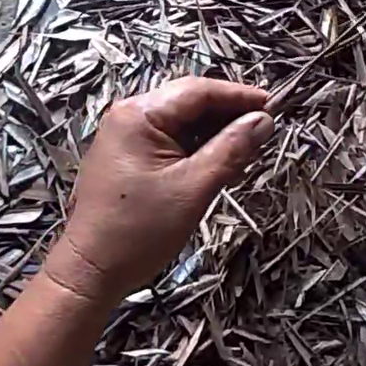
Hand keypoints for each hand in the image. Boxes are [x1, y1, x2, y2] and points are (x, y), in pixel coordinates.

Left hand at [46, 77, 272, 304]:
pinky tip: (222, 163)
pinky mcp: (131, 156)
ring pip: (184, 122)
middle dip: (230, 115)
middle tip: (265, 130)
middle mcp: (130, 115)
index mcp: (140, 114)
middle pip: (191, 102)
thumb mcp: (193, 188)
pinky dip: (199, 148)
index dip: (240, 95)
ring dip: (217, 133)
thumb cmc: (138, 231)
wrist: (89, 275)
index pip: (199, 90)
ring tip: (248, 150)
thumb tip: (264, 120)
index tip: (275, 106)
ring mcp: (128, 136)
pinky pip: (173, 140)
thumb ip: (231, 149)